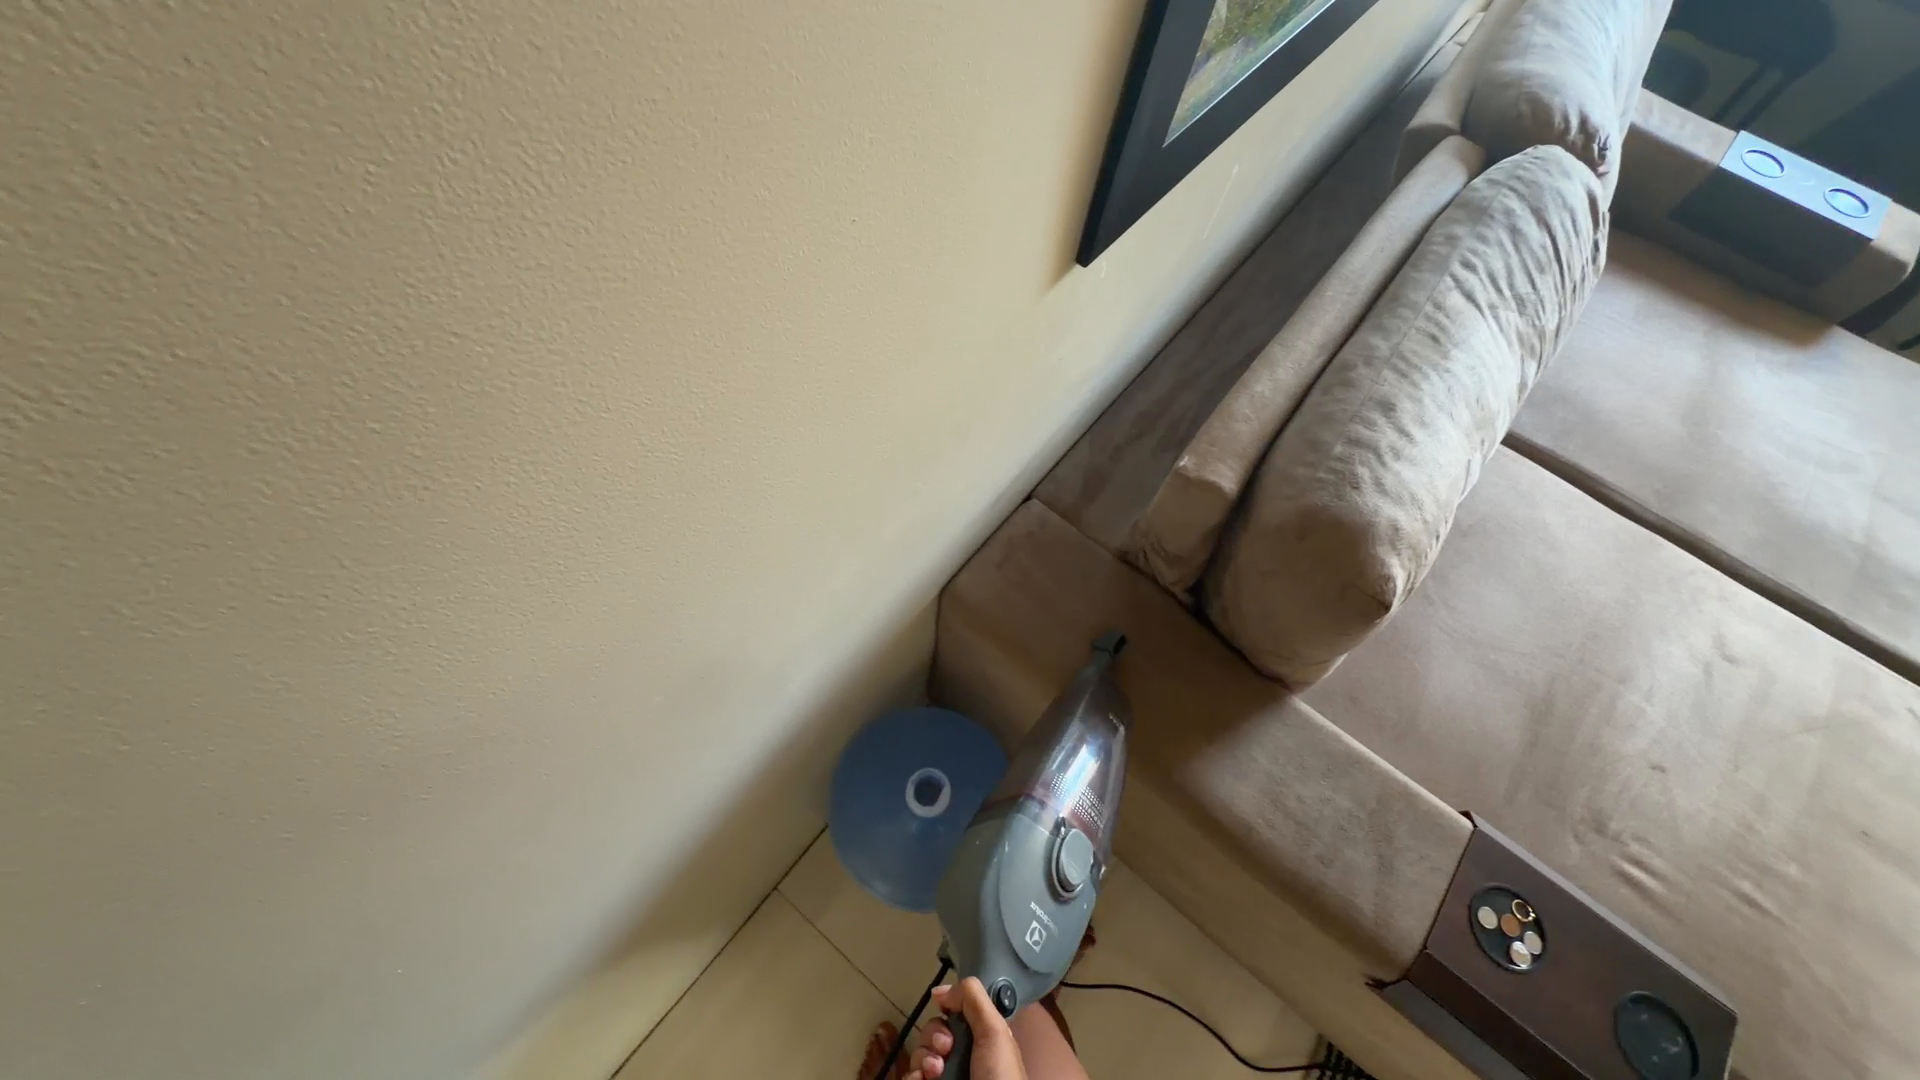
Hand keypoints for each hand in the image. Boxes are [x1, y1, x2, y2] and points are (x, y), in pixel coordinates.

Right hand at [906, 978, 1026, 1079]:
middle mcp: (961, 1058)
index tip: (946, 1012)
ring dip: (922, 1058)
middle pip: (932, 1032)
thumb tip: (940, 991)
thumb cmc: (1000, 1078)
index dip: (946, 1010)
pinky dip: (912, 1077)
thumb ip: (972, 999)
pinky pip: (910, 1078)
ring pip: (918, 1056)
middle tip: (945, 1049)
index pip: (953, 1014)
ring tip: (935, 1071)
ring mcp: (945, 1079)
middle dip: (933, 1036)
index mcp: (980, 1039)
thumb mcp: (995, 1031)